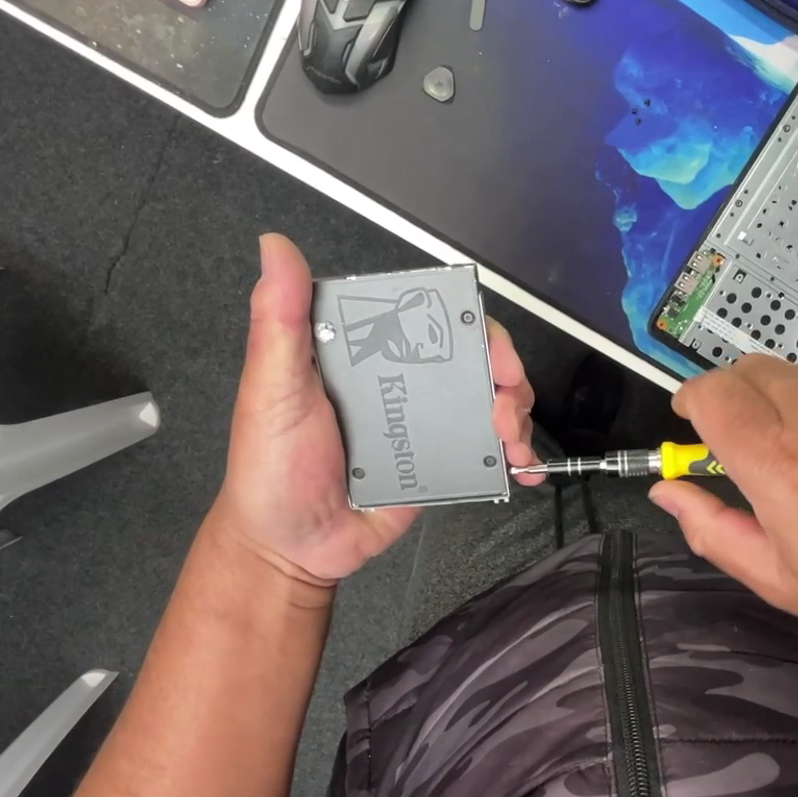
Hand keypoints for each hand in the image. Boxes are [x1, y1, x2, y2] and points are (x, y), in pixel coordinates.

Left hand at [212, 234, 539, 588]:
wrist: (291, 548)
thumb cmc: (271, 467)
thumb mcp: (272, 389)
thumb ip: (279, 322)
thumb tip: (276, 248)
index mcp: (369, 355)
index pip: (430, 319)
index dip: (470, 323)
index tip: (487, 343)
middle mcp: (404, 383)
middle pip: (475, 360)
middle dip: (508, 374)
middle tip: (506, 401)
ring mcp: (427, 426)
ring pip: (491, 403)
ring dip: (518, 414)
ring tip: (513, 442)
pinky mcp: (441, 466)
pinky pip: (488, 453)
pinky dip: (517, 458)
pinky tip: (526, 469)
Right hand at [648, 356, 797, 657]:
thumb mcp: (782, 581)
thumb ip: (712, 531)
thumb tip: (667, 491)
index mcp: (781, 464)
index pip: (711, 394)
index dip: (690, 401)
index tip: (691, 420)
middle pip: (748, 369)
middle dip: (730, 395)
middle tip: (742, 438)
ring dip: (781, 397)